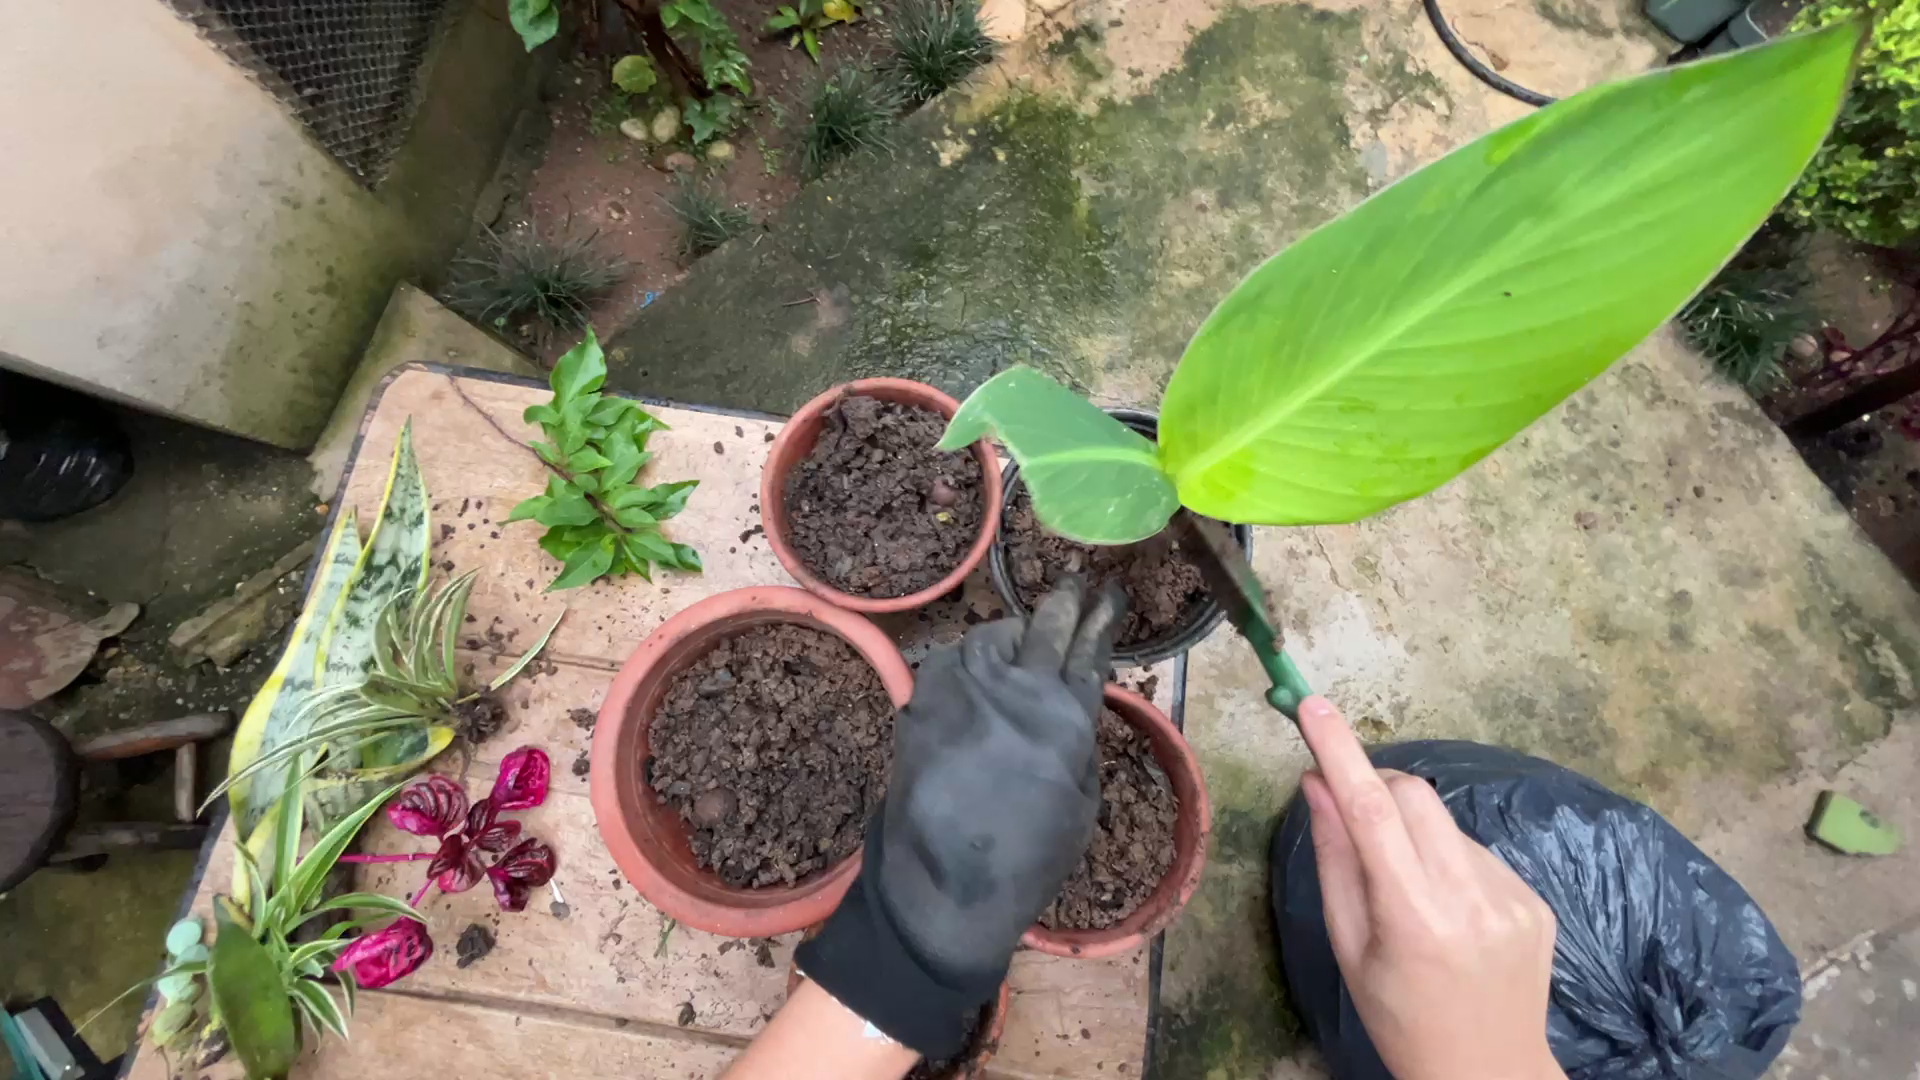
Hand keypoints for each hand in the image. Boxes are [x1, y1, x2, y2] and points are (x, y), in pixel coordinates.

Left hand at [878, 575, 1124, 978]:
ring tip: (1016, 642)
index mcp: (1068, 721)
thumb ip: (1080, 740)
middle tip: (1073, 584)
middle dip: (1064, 602)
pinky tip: (971, 675)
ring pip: (992, 636)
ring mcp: (967, 688)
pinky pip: (951, 659)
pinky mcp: (925, 696)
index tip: (1107, 596)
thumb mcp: (1082, 804)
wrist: (946, 883)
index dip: (1100, 620)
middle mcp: (1020, 691)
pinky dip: (966, 662)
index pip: (1089, 654)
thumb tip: (1072, 704)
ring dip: (1010, 636)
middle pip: (1046, 629)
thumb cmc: (1027, 857)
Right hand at [1296, 696, 1564, 1079]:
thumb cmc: (1396, 1014)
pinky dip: (1439, 851)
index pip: (1370, 811)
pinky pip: (1468, 843)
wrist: (1492, 1075)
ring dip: (1407, 824)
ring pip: (1440, 817)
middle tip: (1350, 808)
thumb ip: (1333, 855)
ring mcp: (1512, 896)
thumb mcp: (1346, 940)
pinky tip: (1442, 899)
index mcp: (1414, 916)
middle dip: (1373, 783)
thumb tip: (1316, 782)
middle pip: (1412, 794)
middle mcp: (1471, 898)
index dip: (1339, 750)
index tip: (1312, 705)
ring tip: (1403, 879)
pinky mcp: (1534, 897)